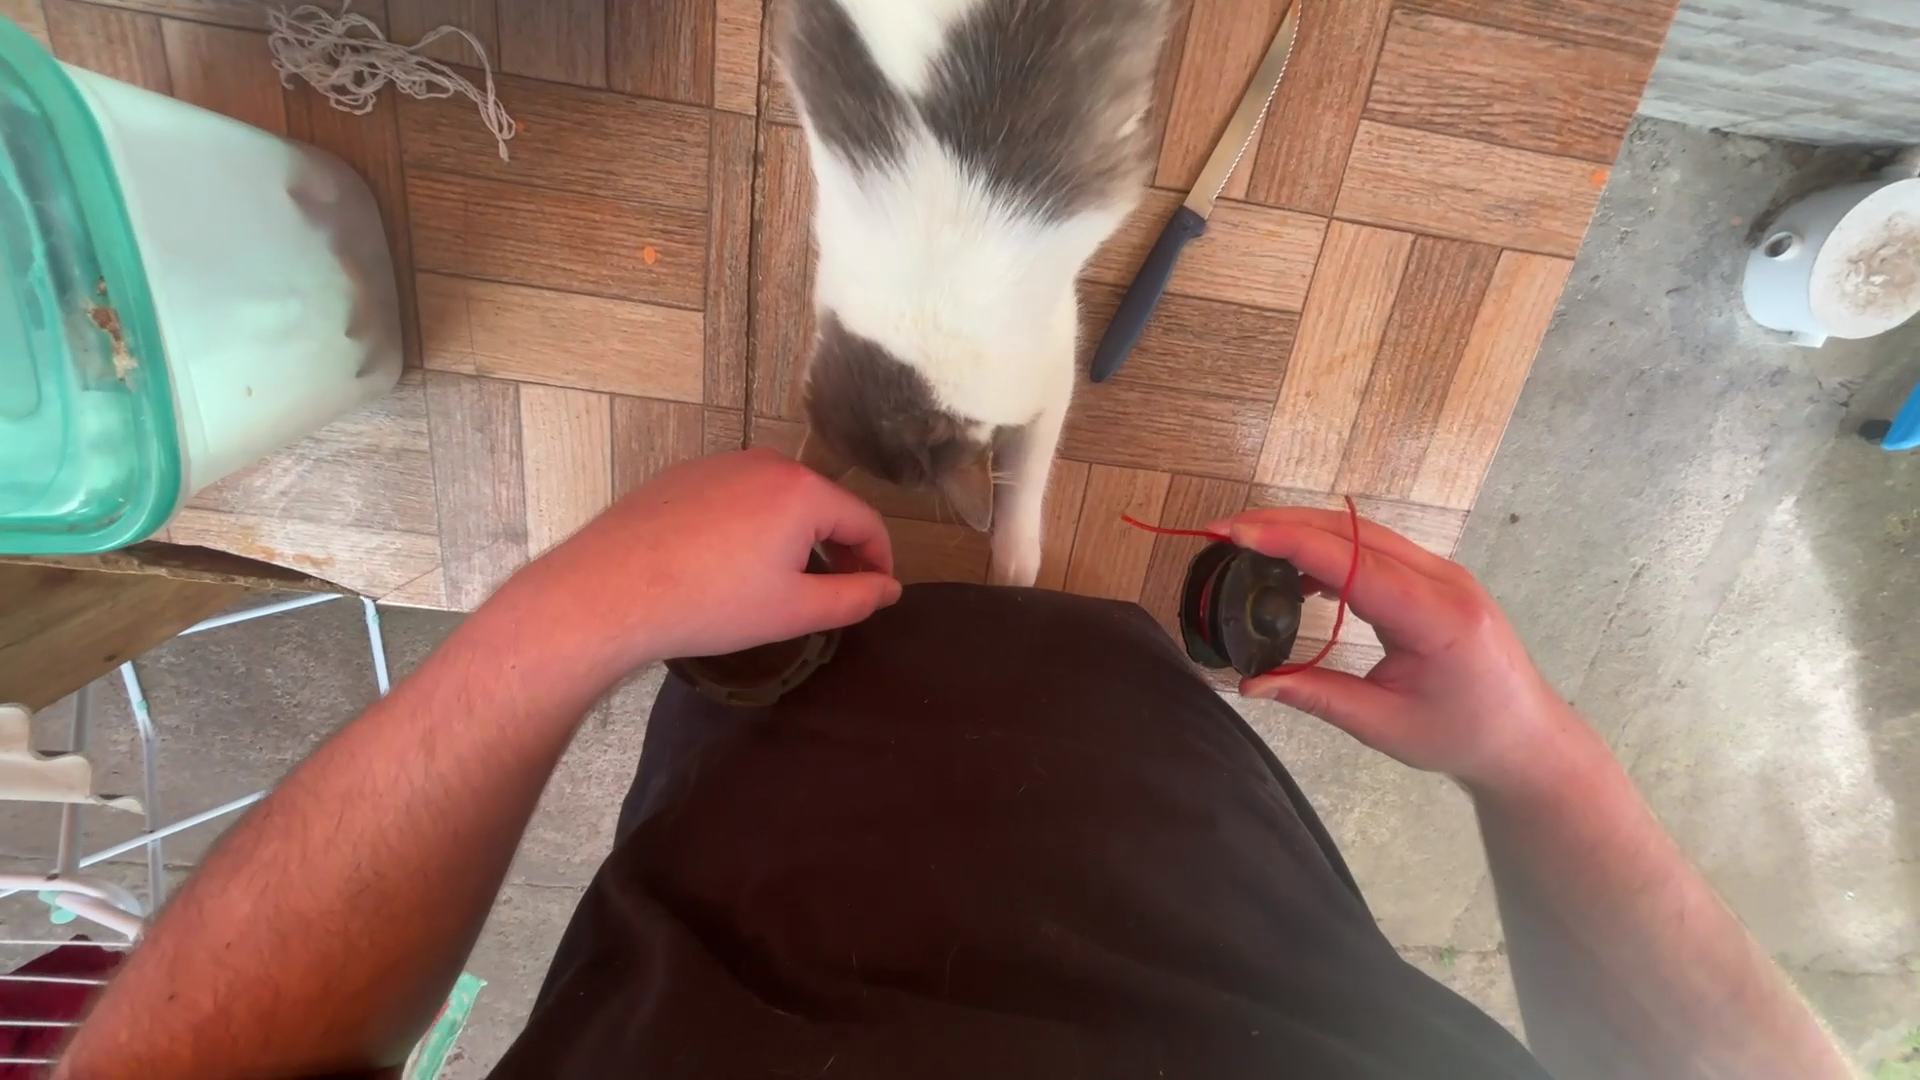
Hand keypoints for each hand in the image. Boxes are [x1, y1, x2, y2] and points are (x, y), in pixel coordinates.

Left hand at [507, 450, 901, 676]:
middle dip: (839, 548)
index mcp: (803, 490)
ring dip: (798, 536)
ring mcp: (722, 463)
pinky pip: (742, 496)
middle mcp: (768, 463)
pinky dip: (757, 525)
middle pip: (825, 505)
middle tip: (833, 591)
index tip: (875, 591)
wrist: (606, 592)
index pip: (866, 520)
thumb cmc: (710, 603)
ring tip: (782, 580)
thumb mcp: (794, 610)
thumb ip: (855, 598)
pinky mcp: (687, 474)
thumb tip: (891, 589)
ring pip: (783, 499)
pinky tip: (732, 563)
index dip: (880, 559)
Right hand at [1216, 506, 1578, 794]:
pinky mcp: (1431, 576)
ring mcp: (1440, 572)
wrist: (1527, 738)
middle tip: (1224, 530)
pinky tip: (1295, 569)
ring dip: (1300, 528)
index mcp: (1435, 616)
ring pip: (1359, 531)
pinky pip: (1370, 547)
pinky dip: (1325, 547)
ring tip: (1246, 540)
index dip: (1288, 541)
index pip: (1350, 561)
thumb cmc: (1460, 735)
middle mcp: (1442, 580)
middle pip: (1350, 530)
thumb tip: (1248, 685)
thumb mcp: (1381, 724)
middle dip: (1282, 524)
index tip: (1235, 533)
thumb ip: (1313, 695)